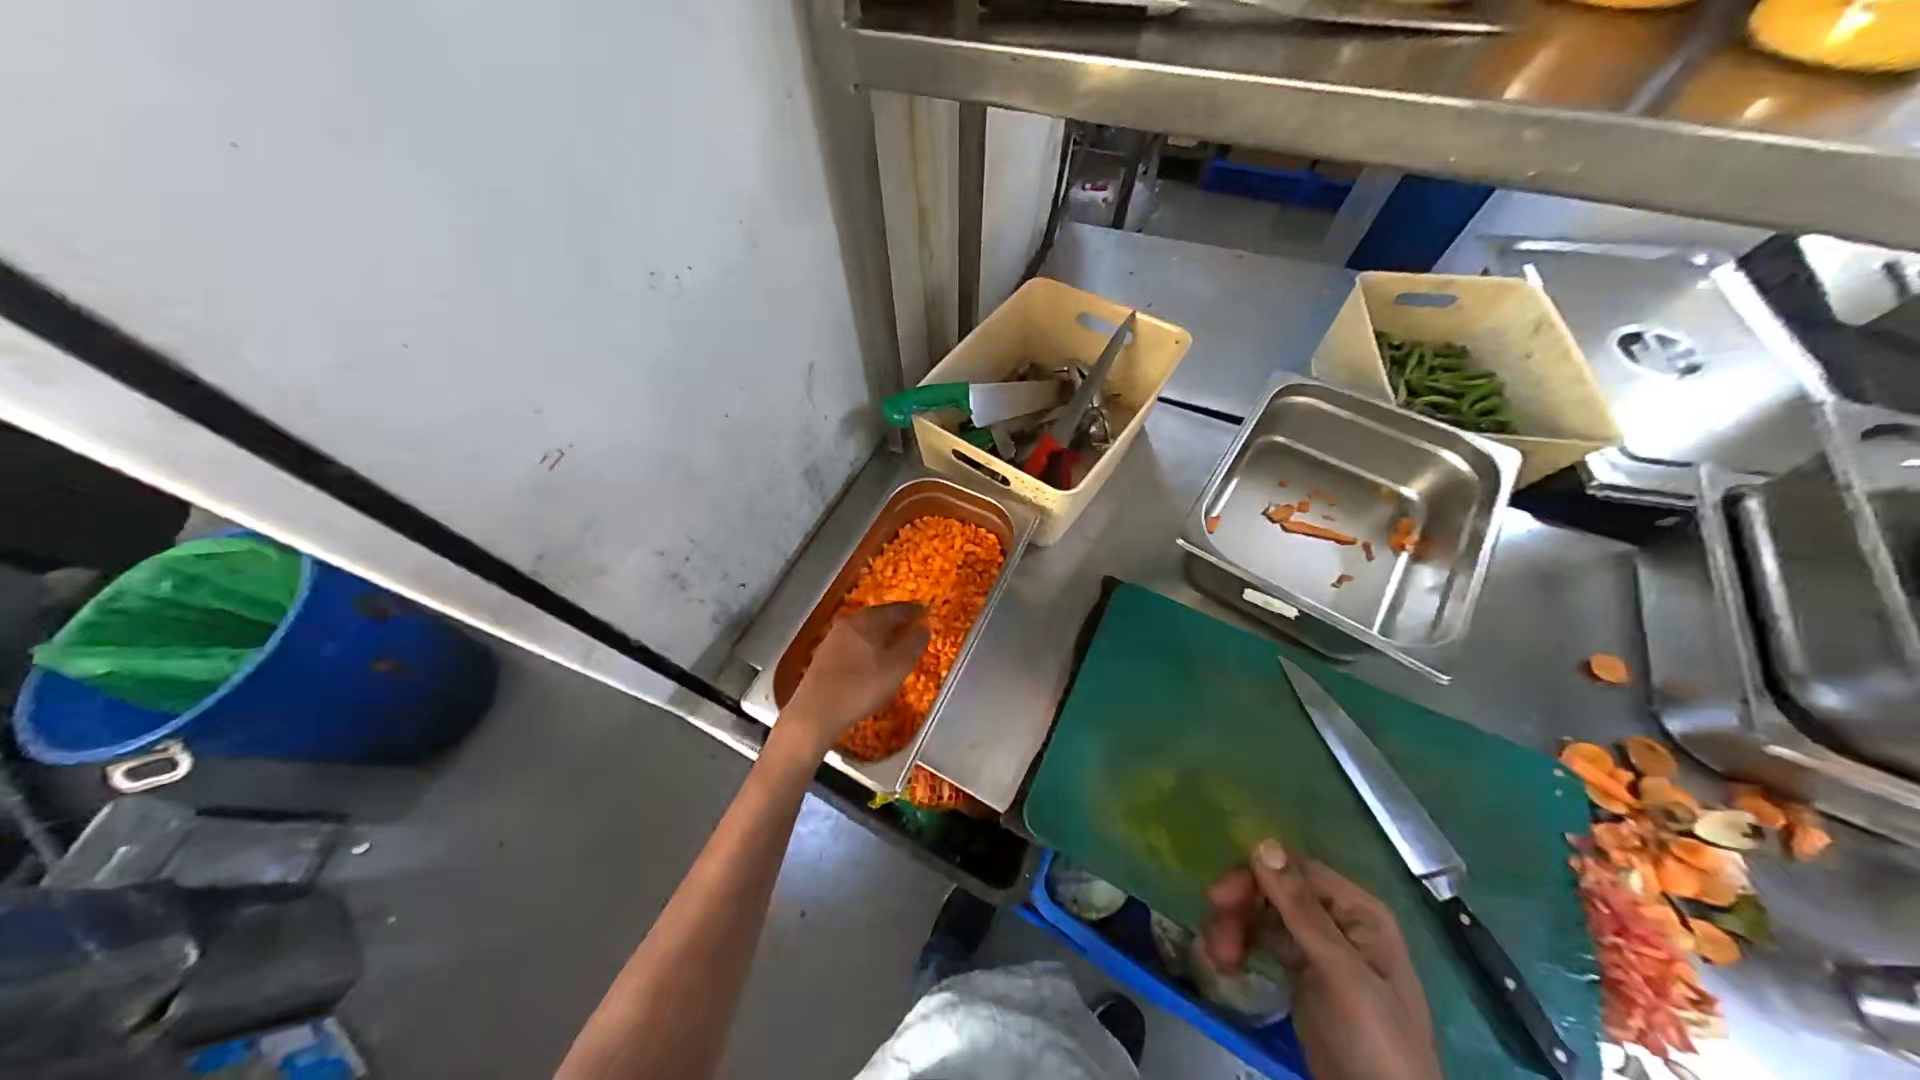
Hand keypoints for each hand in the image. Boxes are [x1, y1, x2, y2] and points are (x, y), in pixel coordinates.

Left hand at [781, 603, 929, 754]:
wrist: (815, 712)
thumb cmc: (861, 687)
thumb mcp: (898, 667)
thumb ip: (914, 643)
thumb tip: (923, 627)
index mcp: (868, 621)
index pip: (898, 609)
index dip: (915, 612)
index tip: (927, 613)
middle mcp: (849, 623)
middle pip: (879, 617)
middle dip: (897, 622)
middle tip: (912, 628)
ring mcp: (833, 638)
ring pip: (865, 631)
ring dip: (881, 636)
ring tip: (895, 646)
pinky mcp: (824, 656)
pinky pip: (853, 644)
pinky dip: (867, 648)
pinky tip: (871, 662)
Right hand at [1201, 840, 1441, 1079]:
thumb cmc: (1375, 1040)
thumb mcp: (1340, 973)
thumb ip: (1301, 909)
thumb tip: (1263, 843)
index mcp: (1356, 911)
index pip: (1294, 871)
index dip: (1253, 877)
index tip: (1217, 898)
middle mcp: (1336, 920)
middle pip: (1272, 891)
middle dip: (1239, 909)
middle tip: (1214, 939)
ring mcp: (1318, 947)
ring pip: (1261, 915)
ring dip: (1234, 929)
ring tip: (1218, 959)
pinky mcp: (1300, 973)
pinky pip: (1262, 942)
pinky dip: (1241, 947)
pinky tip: (1224, 963)